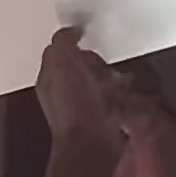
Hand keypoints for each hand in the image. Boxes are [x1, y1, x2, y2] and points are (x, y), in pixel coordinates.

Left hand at [35, 28, 123, 155]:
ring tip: (117, 83)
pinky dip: (124, 99)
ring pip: (103, 84)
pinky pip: (119, 102)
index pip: (60, 53)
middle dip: (97, 64)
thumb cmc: (75, 108)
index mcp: (51, 79)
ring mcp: (85, 109)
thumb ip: (62, 42)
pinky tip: (124, 99)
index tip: (85, 36)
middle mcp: (65, 95)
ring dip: (113, 80)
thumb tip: (69, 32)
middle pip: (85, 68)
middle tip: (101, 69)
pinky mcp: (105, 121)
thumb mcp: (61, 61)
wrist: (93, 145)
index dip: (74, 44)